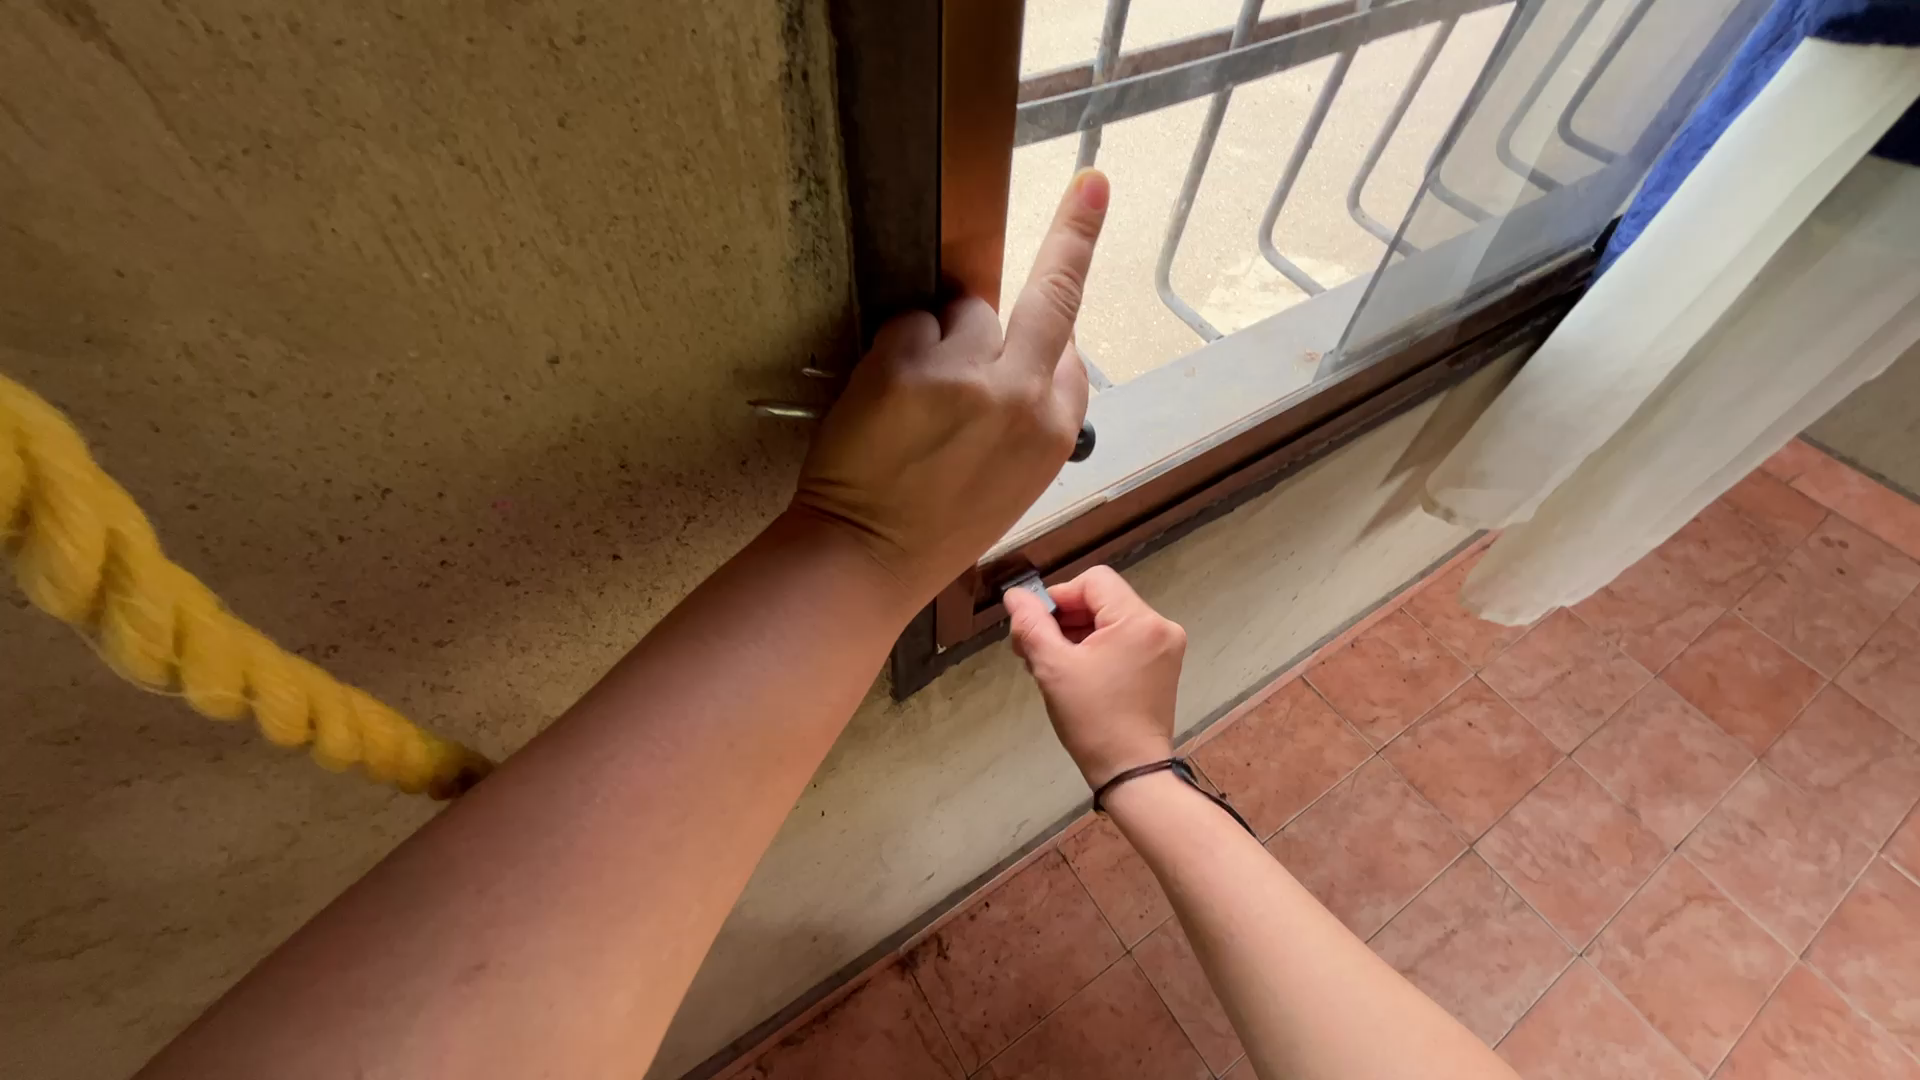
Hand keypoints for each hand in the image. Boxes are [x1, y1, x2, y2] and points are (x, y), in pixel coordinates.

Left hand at [791, 169, 1109, 606]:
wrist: (870, 556)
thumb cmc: (940, 526)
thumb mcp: (1013, 482)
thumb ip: (1029, 415)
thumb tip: (1027, 353)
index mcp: (1055, 433)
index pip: (1069, 348)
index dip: (1047, 331)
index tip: (1073, 268)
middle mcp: (1022, 395)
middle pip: (1052, 294)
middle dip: (1076, 235)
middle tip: (1092, 189)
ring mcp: (967, 375)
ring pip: (967, 311)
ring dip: (944, 338)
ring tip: (916, 401)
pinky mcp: (909, 362)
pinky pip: (911, 321)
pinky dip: (899, 347)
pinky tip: (887, 398)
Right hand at [1004, 566, 1184, 788]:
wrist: (1131, 771)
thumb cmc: (1092, 719)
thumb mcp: (1052, 667)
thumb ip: (1031, 623)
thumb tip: (1015, 595)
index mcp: (1139, 621)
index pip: (1093, 581)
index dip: (1059, 597)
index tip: (1036, 626)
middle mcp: (1160, 626)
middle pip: (1102, 600)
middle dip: (1065, 619)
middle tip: (1033, 648)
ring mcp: (1165, 646)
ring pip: (1110, 620)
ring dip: (1077, 635)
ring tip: (1050, 664)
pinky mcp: (1162, 665)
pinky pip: (1123, 640)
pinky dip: (1096, 648)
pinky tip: (1074, 672)